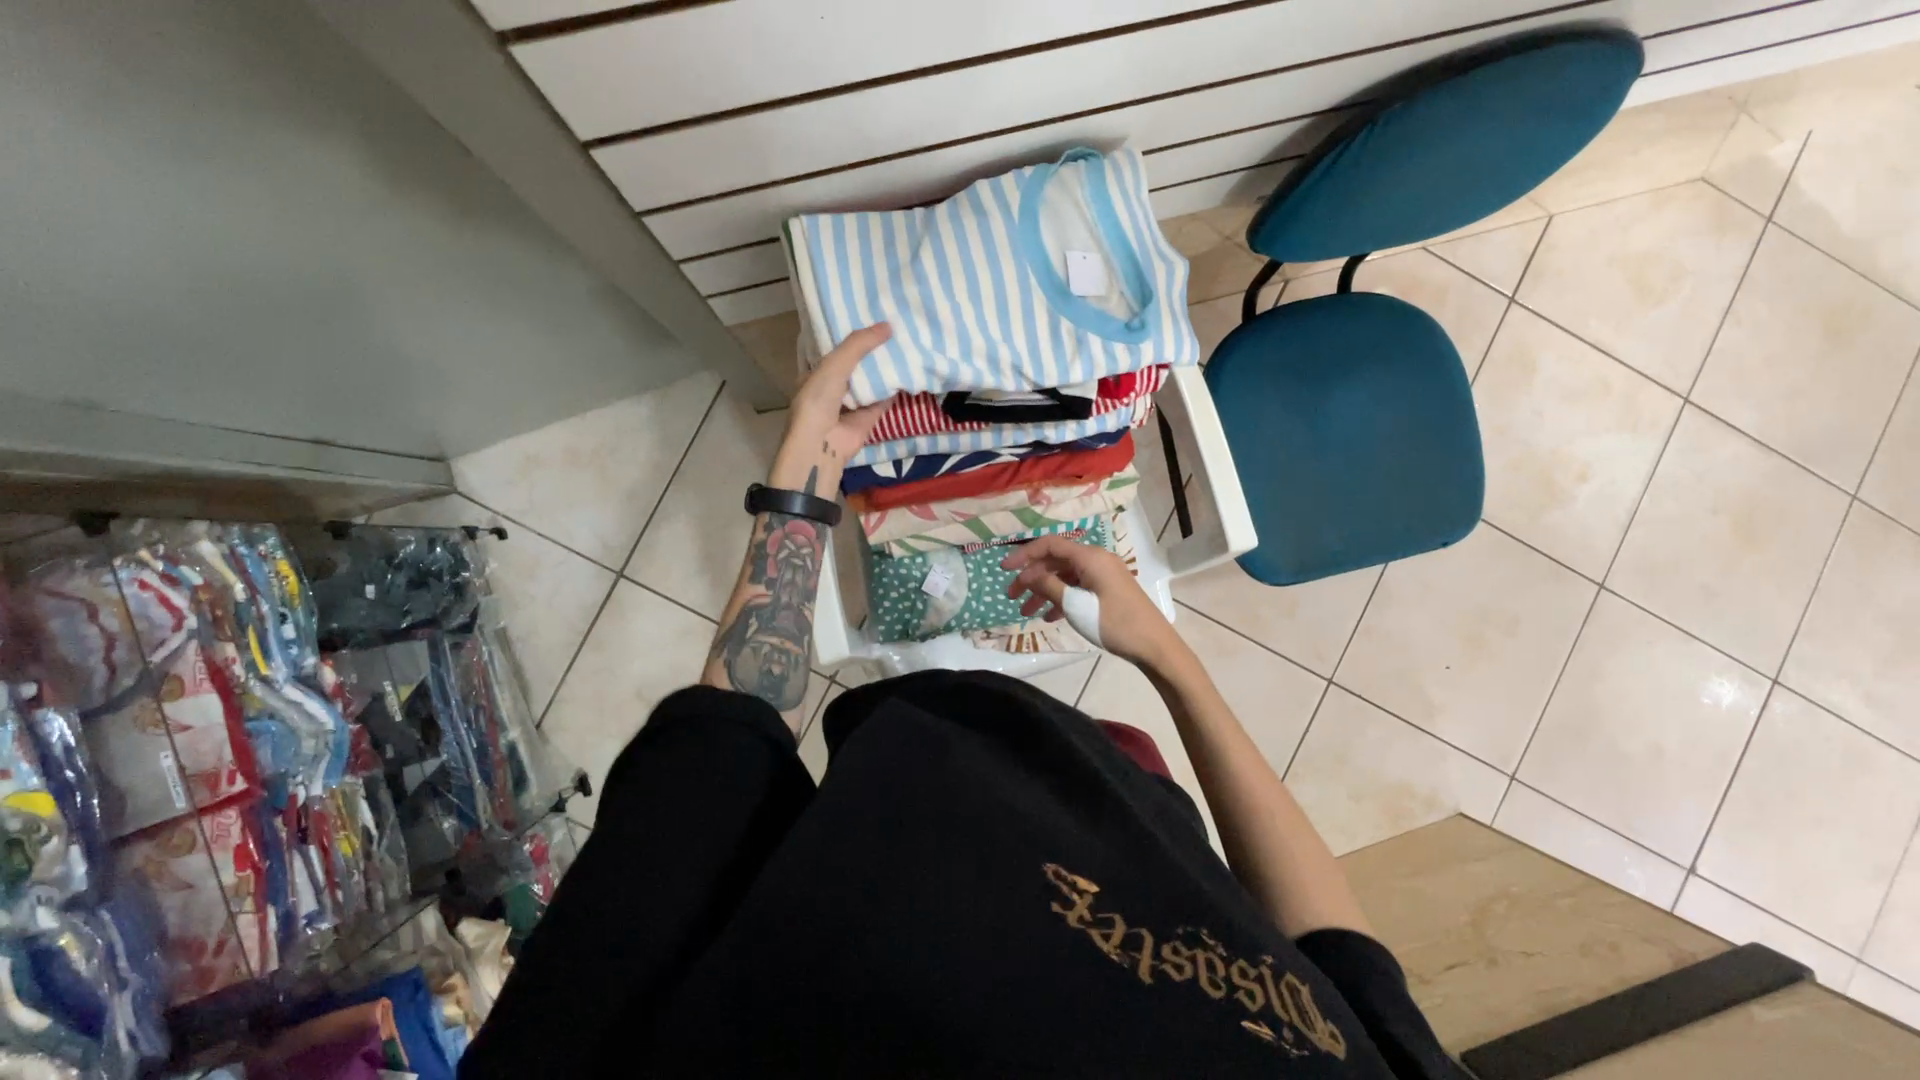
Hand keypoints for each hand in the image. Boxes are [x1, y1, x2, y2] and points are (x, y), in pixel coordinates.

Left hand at [767, 323, 893, 495]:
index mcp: (816, 373)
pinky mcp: (868, 417)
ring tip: (904, 343)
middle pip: (855, 364)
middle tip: (893, 328)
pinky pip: (884, 398)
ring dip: (885, 368)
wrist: (823, 442)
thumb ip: (860, 343)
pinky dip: (895, 388)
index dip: (851, 336)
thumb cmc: (819, 398)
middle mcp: (832, 387)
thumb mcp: (835, 363)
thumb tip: (889, 325)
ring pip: (871, 381)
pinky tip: (909, 371)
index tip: (869, 319)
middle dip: (871, 350)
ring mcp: (851, 403)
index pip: (834, 350)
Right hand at [1001, 535, 1180, 667]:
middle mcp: (1096, 560)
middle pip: (1056, 560)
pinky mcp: (1108, 590)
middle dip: (1031, 577)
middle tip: (1012, 596)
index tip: (1004, 569)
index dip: (1024, 554)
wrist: (1153, 645)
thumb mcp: (1076, 605)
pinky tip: (1049, 617)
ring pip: (1065, 576)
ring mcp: (1103, 575)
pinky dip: (1061, 598)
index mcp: (1090, 557)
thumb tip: (1028, 574)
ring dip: (1044, 591)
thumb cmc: (1113, 623)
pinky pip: (1078, 587)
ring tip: (1026, 612)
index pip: (1050, 545)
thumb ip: (1049, 586)